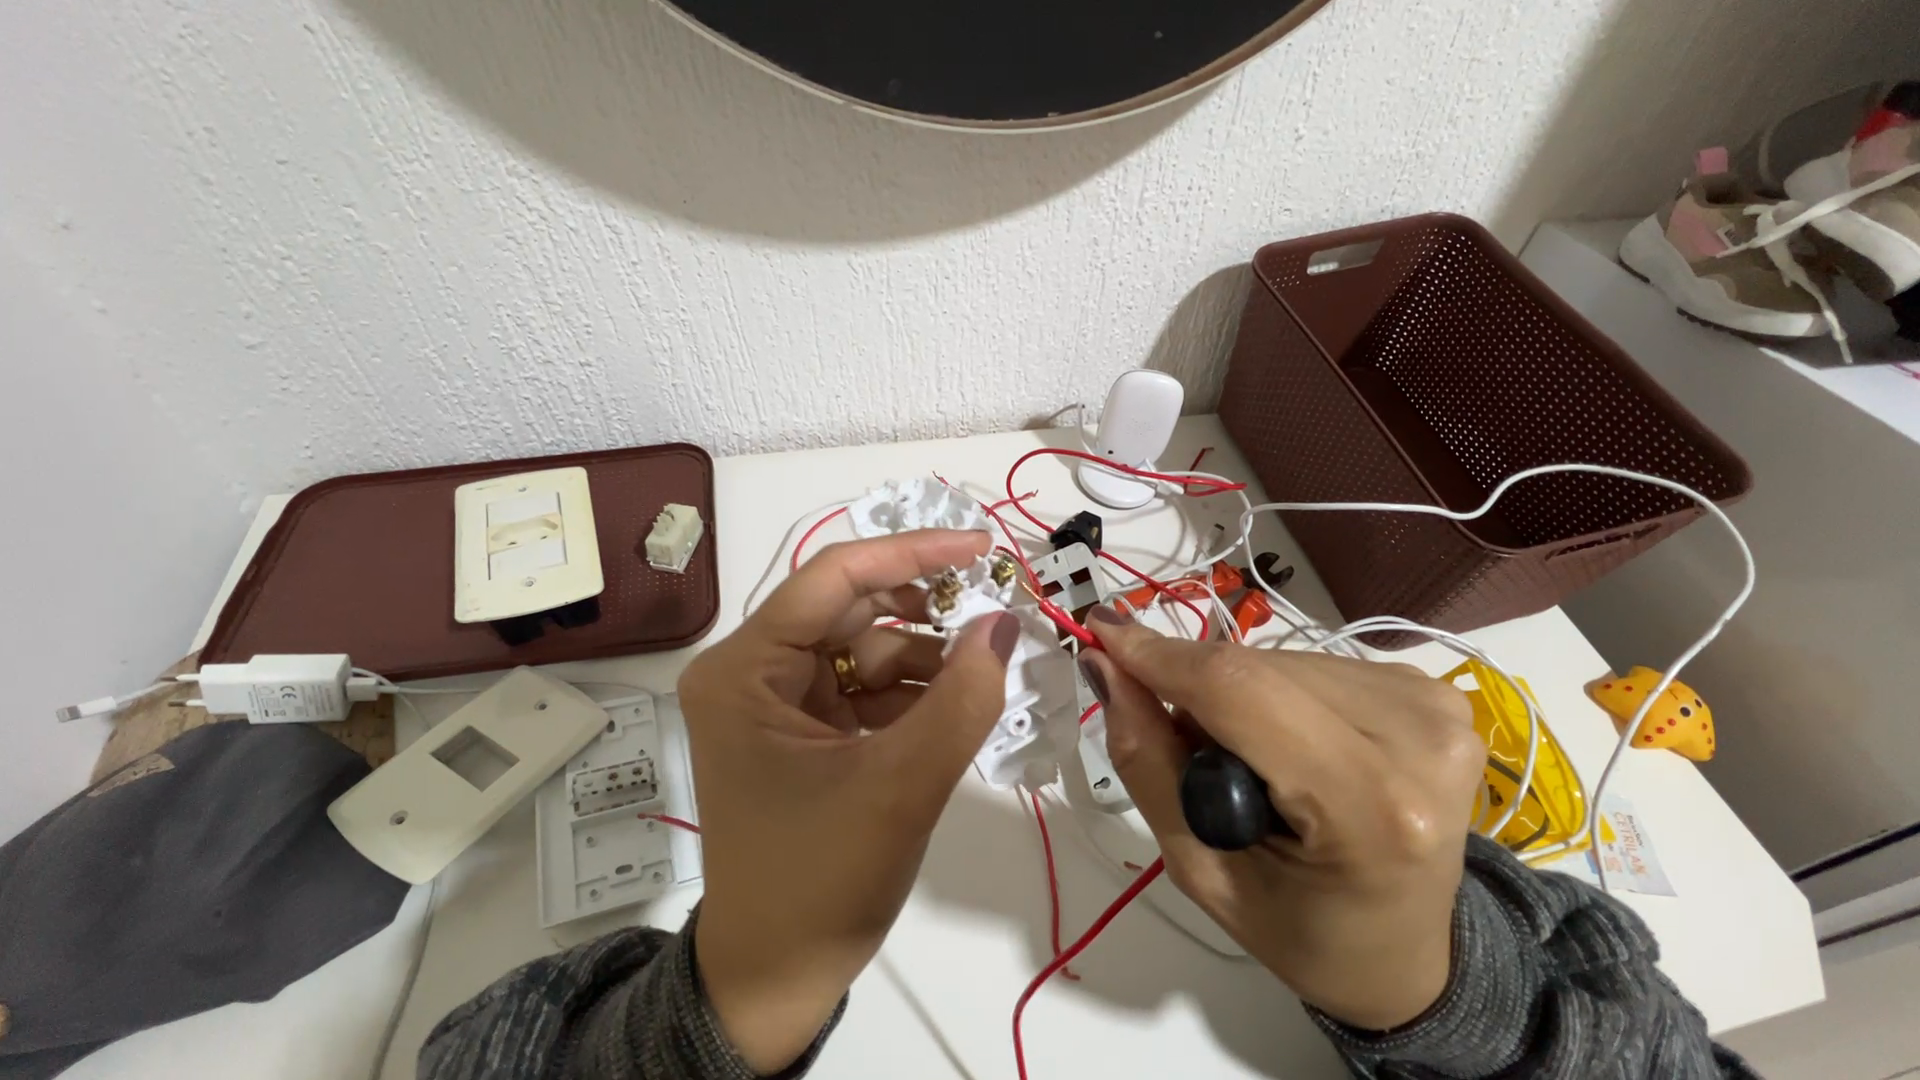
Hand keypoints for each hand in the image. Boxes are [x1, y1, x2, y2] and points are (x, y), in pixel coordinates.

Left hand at [680, 530, 1018, 1071]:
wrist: (776, 977)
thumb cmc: (821, 880)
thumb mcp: (902, 785)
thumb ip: (962, 698)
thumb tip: (1005, 623)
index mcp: (745, 670)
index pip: (833, 578)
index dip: (912, 553)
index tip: (982, 546)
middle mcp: (751, 672)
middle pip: (851, 610)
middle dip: (925, 610)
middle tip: (995, 612)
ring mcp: (776, 702)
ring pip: (865, 649)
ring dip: (927, 657)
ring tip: (984, 674)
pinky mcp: (804, 731)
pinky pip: (866, 689)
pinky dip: (914, 692)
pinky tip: (957, 703)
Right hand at [1078, 609, 1482, 1030]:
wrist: (1406, 952)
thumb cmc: (1301, 929)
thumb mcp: (1202, 871)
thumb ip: (1148, 762)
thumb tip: (1106, 666)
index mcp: (1370, 807)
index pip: (1241, 692)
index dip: (1160, 656)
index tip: (1098, 631)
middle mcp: (1418, 738)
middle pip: (1256, 671)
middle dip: (1196, 692)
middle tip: (1186, 750)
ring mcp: (1436, 706)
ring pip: (1279, 660)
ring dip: (1237, 695)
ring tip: (1247, 763)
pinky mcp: (1436, 690)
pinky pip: (1312, 664)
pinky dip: (1277, 695)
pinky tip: (1290, 746)